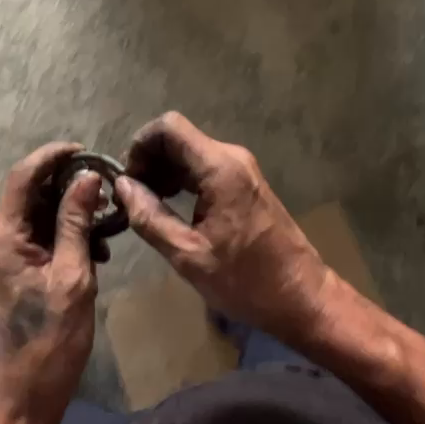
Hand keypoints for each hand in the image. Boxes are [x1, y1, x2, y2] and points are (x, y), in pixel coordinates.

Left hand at [0, 142, 105, 423]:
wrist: (29, 397)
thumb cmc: (51, 340)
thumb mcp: (73, 277)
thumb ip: (77, 223)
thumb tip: (88, 177)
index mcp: (4, 239)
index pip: (22, 177)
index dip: (51, 156)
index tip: (84, 150)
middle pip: (30, 194)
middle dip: (67, 186)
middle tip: (104, 187)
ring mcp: (3, 257)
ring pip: (38, 215)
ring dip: (70, 213)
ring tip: (106, 222)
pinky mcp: (13, 271)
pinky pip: (39, 237)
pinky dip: (65, 235)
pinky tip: (95, 249)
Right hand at [114, 112, 334, 347]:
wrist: (302, 297)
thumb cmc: (246, 280)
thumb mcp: (188, 255)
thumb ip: (149, 217)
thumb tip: (122, 186)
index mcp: (219, 167)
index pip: (168, 127)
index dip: (140, 145)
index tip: (127, 179)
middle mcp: (231, 157)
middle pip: (177, 137)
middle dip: (148, 160)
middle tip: (131, 197)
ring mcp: (241, 168)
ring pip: (189, 151)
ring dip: (163, 171)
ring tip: (146, 205)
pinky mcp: (244, 182)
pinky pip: (203, 166)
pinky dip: (181, 179)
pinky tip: (169, 207)